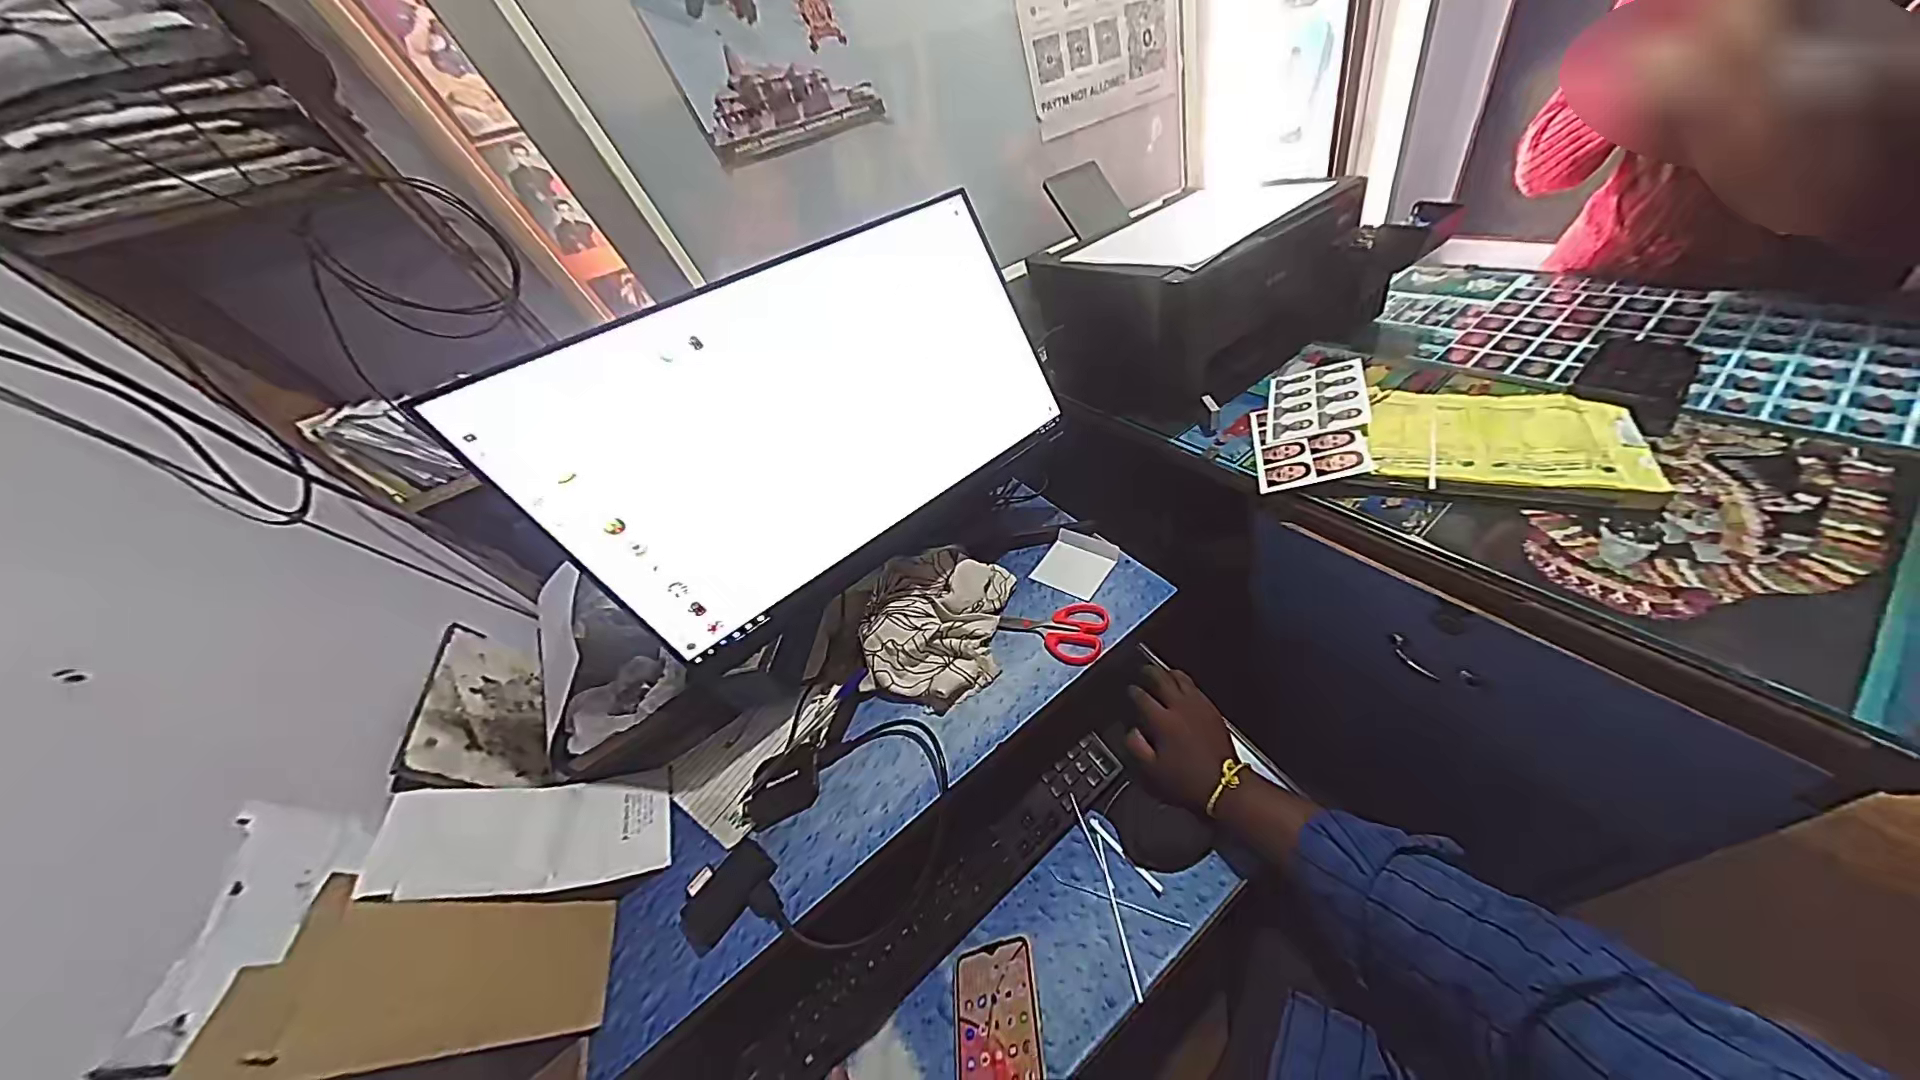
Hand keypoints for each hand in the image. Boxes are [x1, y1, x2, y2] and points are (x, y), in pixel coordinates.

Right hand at [1124, 666, 1237, 809]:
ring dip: (1169, 674)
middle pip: (1162, 679)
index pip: (1142, 697)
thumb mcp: (1152, 771)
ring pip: (1182, 679)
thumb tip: (1131, 732)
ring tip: (1163, 673)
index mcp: (1162, 721)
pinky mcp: (1213, 711)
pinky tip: (1184, 687)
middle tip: (1143, 672)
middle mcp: (1180, 708)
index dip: (1133, 692)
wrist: (1224, 787)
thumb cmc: (1189, 781)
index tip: (1130, 692)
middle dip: (1149, 673)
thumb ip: (1136, 747)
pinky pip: (1197, 688)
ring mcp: (1199, 707)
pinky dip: (1186, 683)